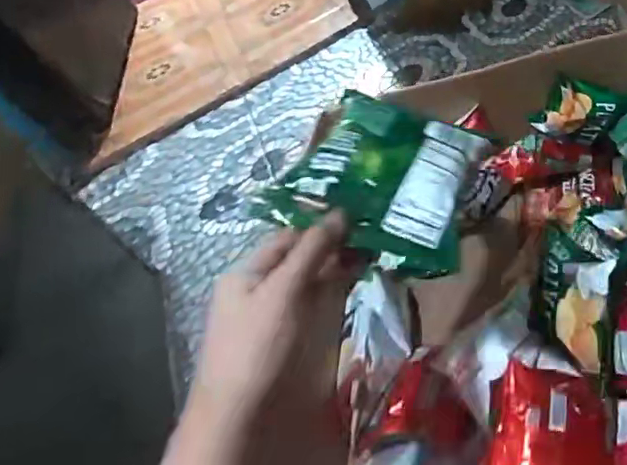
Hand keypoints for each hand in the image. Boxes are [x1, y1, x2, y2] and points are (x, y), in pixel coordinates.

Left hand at [164, 212, 356, 464]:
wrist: (244, 416)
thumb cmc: (255, 345)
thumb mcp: (282, 290)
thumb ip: (313, 249)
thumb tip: (343, 211)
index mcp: (250, 273)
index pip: (291, 235)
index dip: (322, 222)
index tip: (359, 210)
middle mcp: (269, 285)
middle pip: (310, 253)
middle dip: (342, 239)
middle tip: (378, 224)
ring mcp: (290, 307)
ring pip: (325, 271)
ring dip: (351, 257)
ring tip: (382, 243)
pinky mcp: (308, 326)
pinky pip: (332, 292)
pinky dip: (351, 278)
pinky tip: (372, 267)